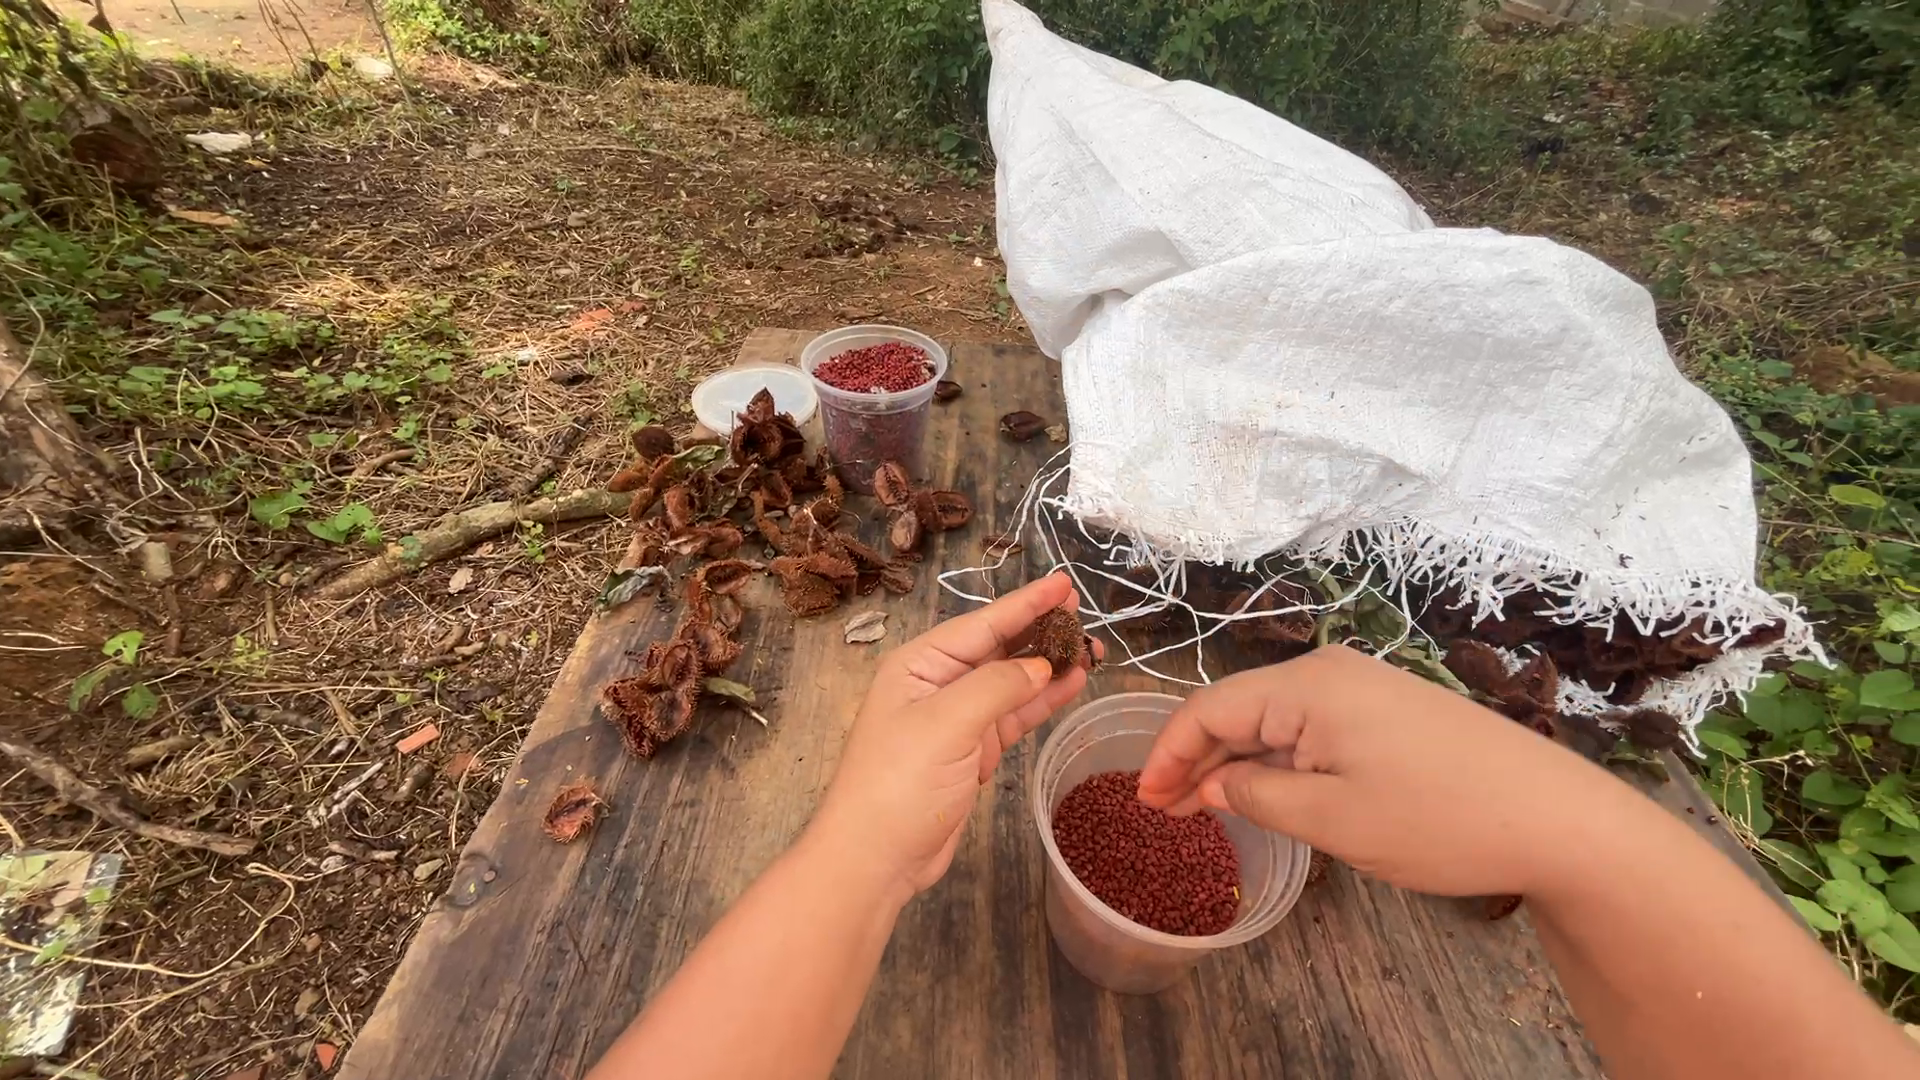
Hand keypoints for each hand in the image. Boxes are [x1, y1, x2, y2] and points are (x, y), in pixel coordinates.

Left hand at [809, 572, 1101, 898]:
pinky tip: (1071, 685)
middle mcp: (938, 683)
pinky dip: (1041, 701)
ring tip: (1091, 650)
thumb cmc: (900, 782)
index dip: (1026, 603)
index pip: (982, 623)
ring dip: (1048, 667)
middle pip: (998, 648)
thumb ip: (997, 686)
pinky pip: (1013, 715)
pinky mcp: (972, 751)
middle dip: (1040, 631)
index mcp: (920, 664)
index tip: (1064, 583)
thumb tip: (1041, 666)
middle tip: (1084, 614)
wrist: (877, 859)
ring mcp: (957, 718)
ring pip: (1011, 682)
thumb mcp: (947, 724)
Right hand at [1136, 645, 1638, 898]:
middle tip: (1162, 807)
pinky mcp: (1380, 706)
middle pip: (1236, 709)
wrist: (1567, 822)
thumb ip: (1254, 796)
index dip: (1168, 752)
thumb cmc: (1438, 819)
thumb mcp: (1331, 819)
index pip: (1208, 709)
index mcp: (1305, 685)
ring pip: (1269, 719)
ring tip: (1198, 803)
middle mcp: (1324, 670)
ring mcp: (1356, 684)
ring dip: (1231, 760)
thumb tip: (1209, 786)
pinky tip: (1259, 786)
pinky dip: (1272, 758)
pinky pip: (1304, 726)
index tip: (1143, 797)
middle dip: (1194, 757)